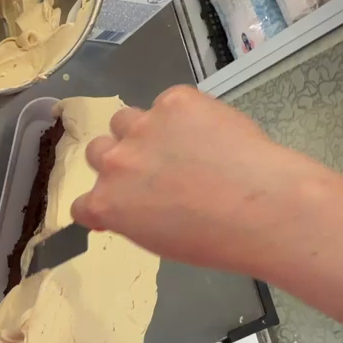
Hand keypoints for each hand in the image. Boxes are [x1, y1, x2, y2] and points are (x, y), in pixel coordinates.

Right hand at [72, 86, 337, 273]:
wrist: (261, 208)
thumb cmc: (213, 240)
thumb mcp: (158, 241)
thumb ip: (132, 218)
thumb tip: (137, 206)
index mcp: (106, 204)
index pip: (81, 203)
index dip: (101, 203)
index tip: (120, 205)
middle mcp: (114, 162)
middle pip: (96, 152)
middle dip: (117, 160)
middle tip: (150, 171)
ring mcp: (143, 127)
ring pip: (123, 120)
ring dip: (139, 131)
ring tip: (175, 143)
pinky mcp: (175, 101)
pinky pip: (168, 102)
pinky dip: (182, 114)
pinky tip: (208, 131)